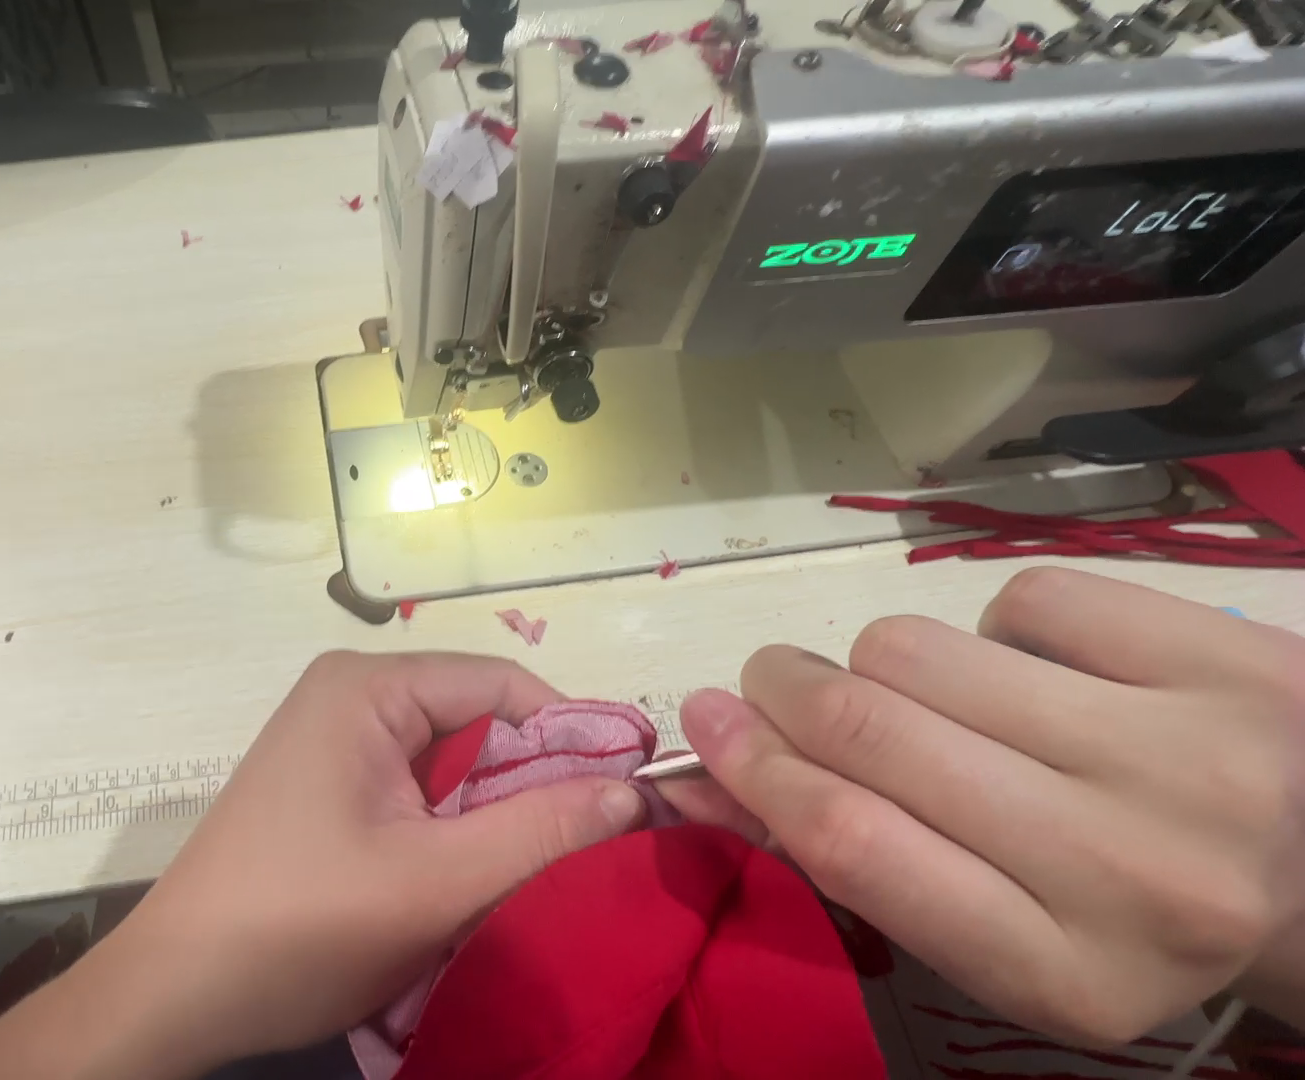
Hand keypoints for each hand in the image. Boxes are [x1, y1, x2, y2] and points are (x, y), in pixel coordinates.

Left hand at [0, 651, 644, 1079]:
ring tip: (542, 870)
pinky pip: (419, 788)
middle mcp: (352, 694)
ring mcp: (338, 738)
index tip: (631, 798)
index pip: (499, 684)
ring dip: (497, 813)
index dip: (572, 734)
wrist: (179, 988)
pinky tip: (479, 874)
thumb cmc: (299, 924)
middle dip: (534, 782)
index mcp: (367, 687)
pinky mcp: (333, 781)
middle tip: (596, 848)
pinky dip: (457, 827)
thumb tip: (634, 790)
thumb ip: (538, 831)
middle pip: (476, 720)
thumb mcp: (433, 882)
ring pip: (452, 760)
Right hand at [663, 567, 1304, 1042]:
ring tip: (938, 697)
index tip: (703, 718)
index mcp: (1060, 970)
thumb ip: (826, 847)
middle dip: (781, 685)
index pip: (849, 838)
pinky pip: (1019, 597)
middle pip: (865, 725)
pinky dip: (997, 627)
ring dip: (887, 663)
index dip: (753, 766)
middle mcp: (1138, 873)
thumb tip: (691, 769)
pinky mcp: (1237, 663)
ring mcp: (1200, 758)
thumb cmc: (1106, 918)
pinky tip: (1045, 672)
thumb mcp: (972, 923)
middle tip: (772, 680)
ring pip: (916, 646)